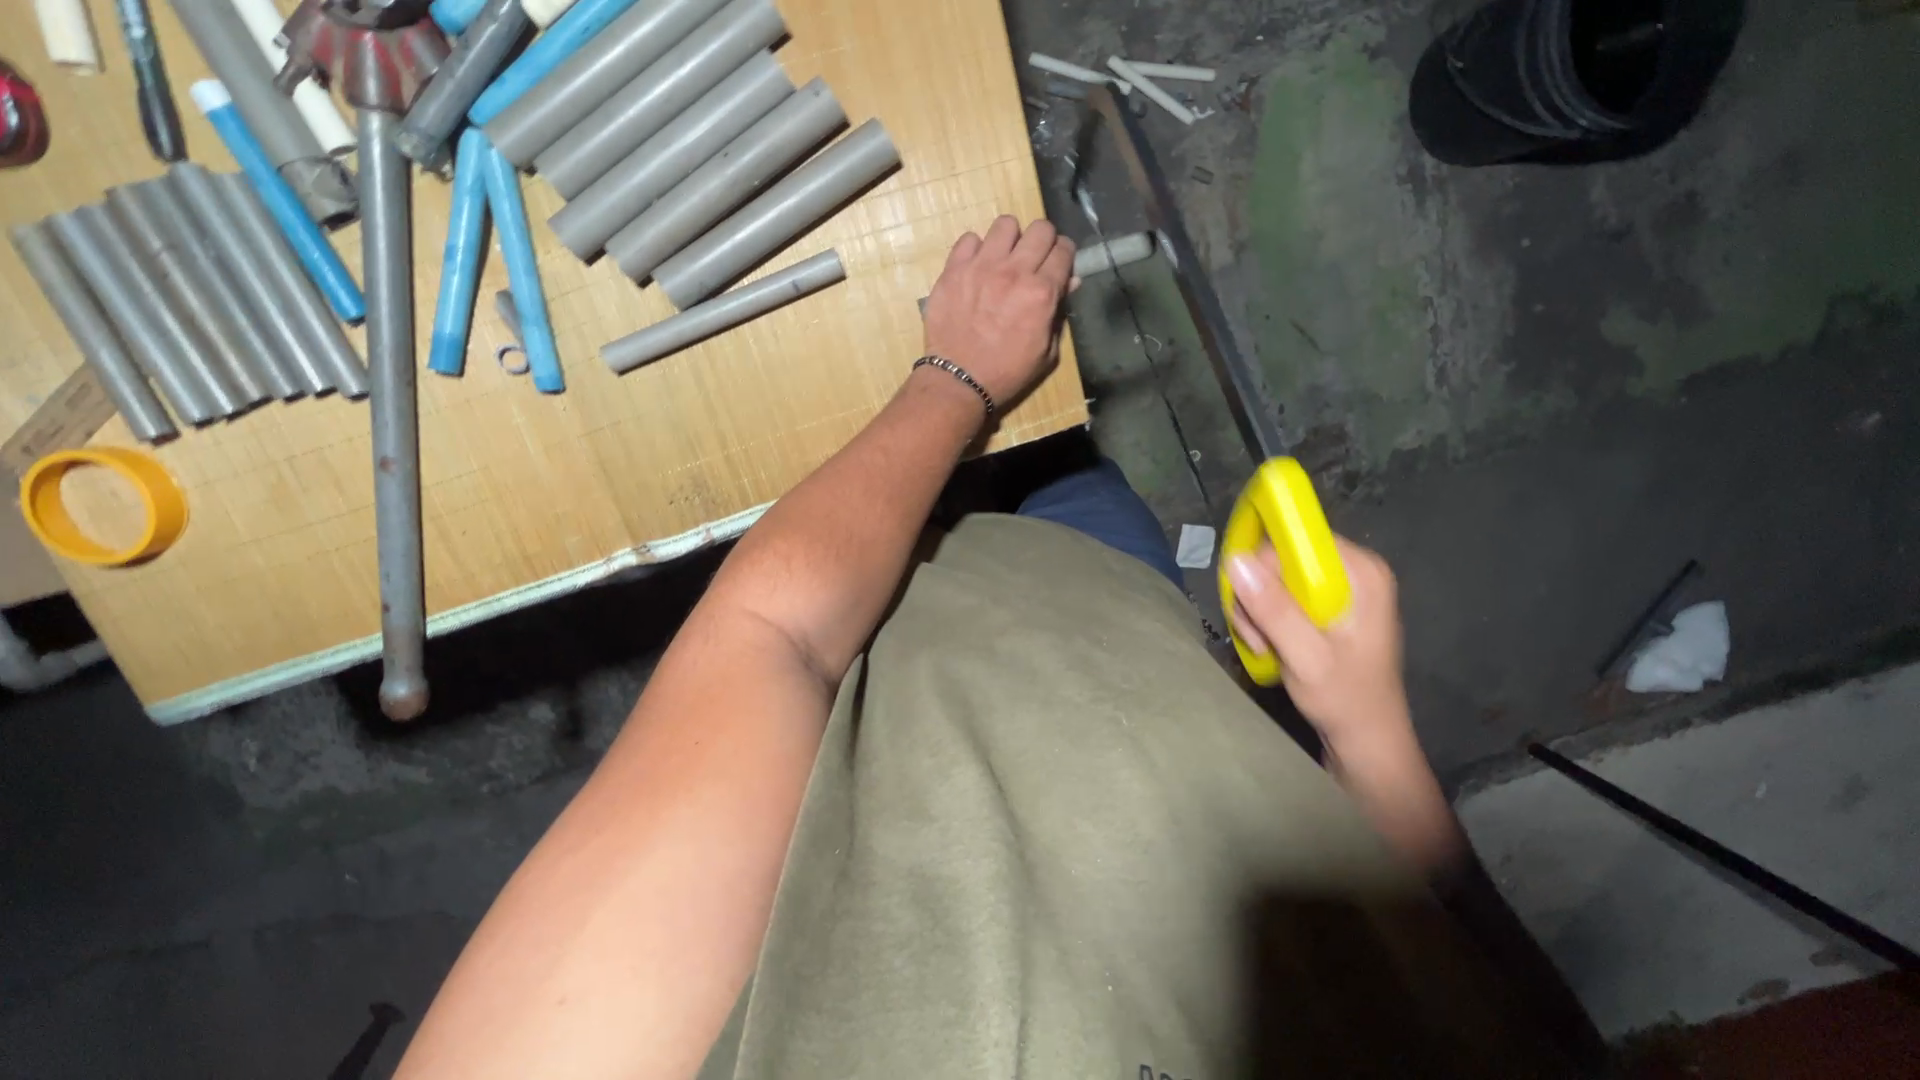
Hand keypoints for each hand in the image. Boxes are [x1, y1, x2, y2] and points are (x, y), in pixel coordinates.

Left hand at [923, 216, 1075, 406]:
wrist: (959, 380)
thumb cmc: (1007, 372)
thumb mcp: (1047, 352)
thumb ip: (1059, 312)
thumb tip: (1069, 281)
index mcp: (1042, 292)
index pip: (1064, 250)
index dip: (1064, 256)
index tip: (1057, 264)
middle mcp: (1015, 271)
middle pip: (1040, 229)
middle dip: (1043, 241)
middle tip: (1034, 259)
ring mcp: (981, 266)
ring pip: (1005, 225)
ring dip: (1010, 239)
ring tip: (1003, 258)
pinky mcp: (954, 269)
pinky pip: (969, 239)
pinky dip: (976, 250)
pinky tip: (976, 268)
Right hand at [1227, 537, 1410, 751]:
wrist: (1365, 740)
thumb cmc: (1345, 700)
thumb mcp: (1307, 658)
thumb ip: (1274, 610)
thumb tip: (1235, 560)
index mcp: (1360, 572)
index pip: (1294, 541)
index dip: (1263, 568)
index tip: (1252, 609)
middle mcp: (1351, 570)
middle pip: (1279, 558)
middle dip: (1257, 597)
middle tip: (1260, 638)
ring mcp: (1338, 587)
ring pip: (1272, 578)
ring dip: (1257, 614)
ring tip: (1266, 648)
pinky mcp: (1325, 604)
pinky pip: (1279, 594)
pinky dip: (1265, 620)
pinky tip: (1270, 647)